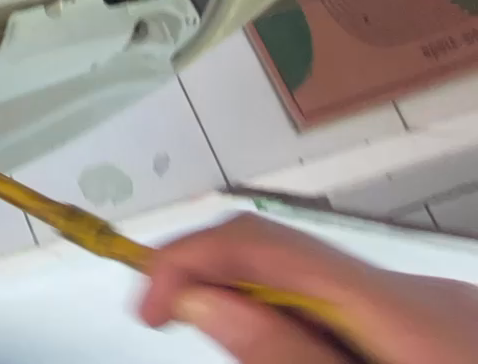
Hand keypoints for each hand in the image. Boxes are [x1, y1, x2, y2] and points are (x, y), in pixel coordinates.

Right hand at [138, 212, 477, 362]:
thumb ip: (286, 358)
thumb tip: (194, 297)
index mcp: (418, 313)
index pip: (262, 241)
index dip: (185, 258)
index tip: (146, 308)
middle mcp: (435, 296)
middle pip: (289, 262)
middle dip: (228, 294)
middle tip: (193, 339)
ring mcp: (454, 312)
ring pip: (322, 290)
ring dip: (273, 321)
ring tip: (266, 360)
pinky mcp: (461, 331)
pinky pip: (360, 313)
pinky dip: (317, 336)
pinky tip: (321, 361)